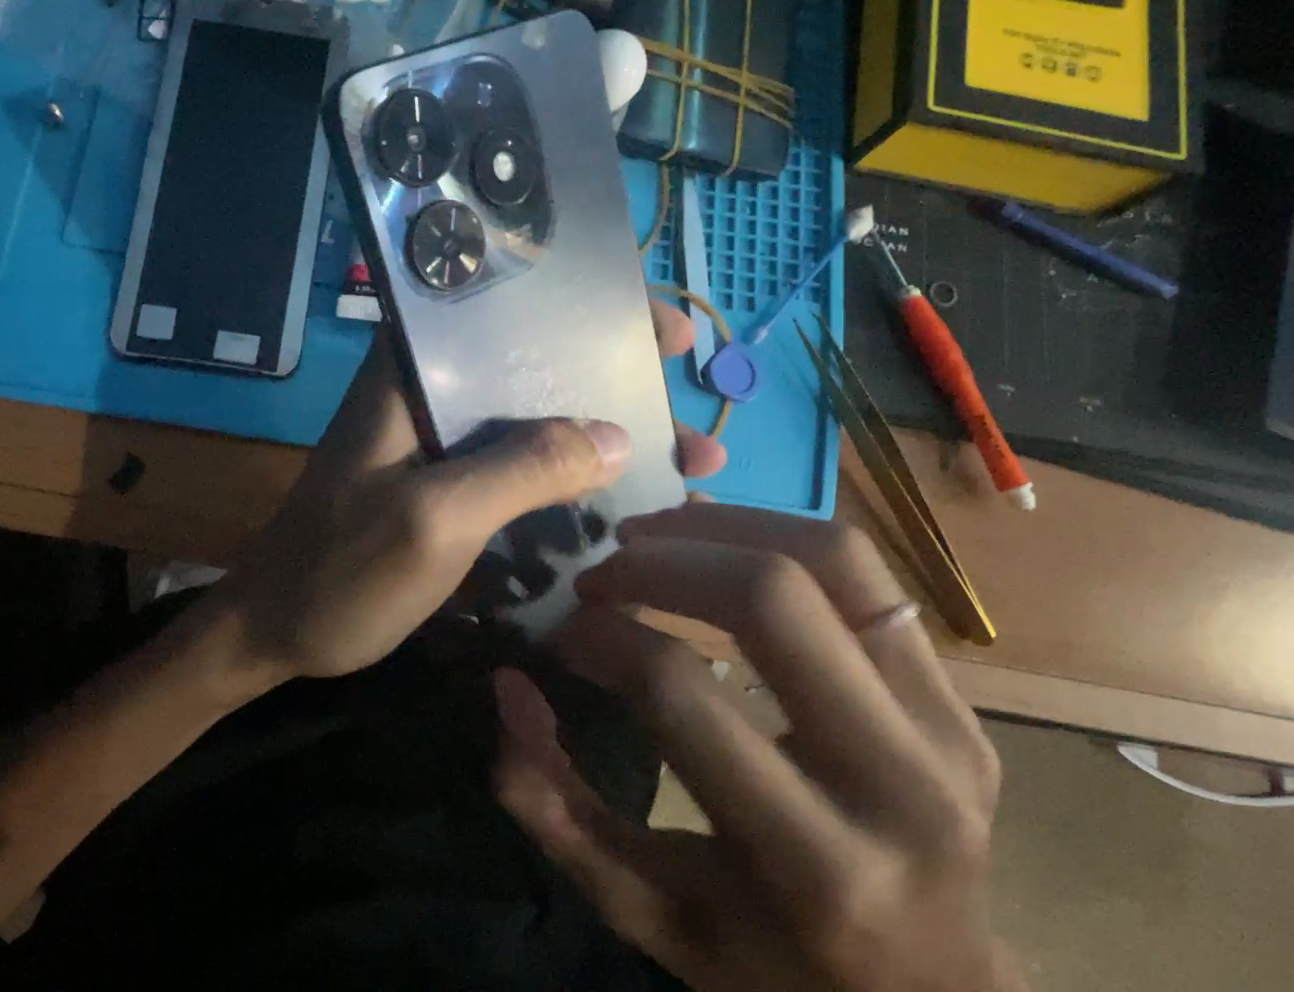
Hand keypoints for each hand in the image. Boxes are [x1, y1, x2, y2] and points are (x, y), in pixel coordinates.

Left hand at [212, 299, 725, 685]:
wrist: (273, 632)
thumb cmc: (340, 572)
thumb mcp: (432, 520)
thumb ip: (519, 470)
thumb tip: (617, 436)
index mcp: (411, 377)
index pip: (503, 309)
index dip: (583, 307)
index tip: (656, 327)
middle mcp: (427, 398)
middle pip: (533, 365)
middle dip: (616, 378)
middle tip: (690, 397)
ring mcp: (436, 448)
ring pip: (535, 422)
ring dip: (607, 437)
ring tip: (692, 465)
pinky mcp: (443, 491)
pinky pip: (520, 472)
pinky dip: (573, 482)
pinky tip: (628, 509)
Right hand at [493, 506, 1026, 991]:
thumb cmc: (766, 962)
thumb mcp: (643, 911)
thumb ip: (557, 809)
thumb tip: (509, 686)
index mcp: (813, 858)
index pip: (683, 692)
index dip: (602, 637)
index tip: (561, 630)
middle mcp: (900, 781)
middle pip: (773, 598)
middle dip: (660, 560)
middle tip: (599, 571)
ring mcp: (950, 729)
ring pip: (834, 559)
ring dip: (723, 526)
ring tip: (650, 537)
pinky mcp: (964, 699)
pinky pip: (866, 576)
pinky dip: (776, 538)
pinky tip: (717, 548)